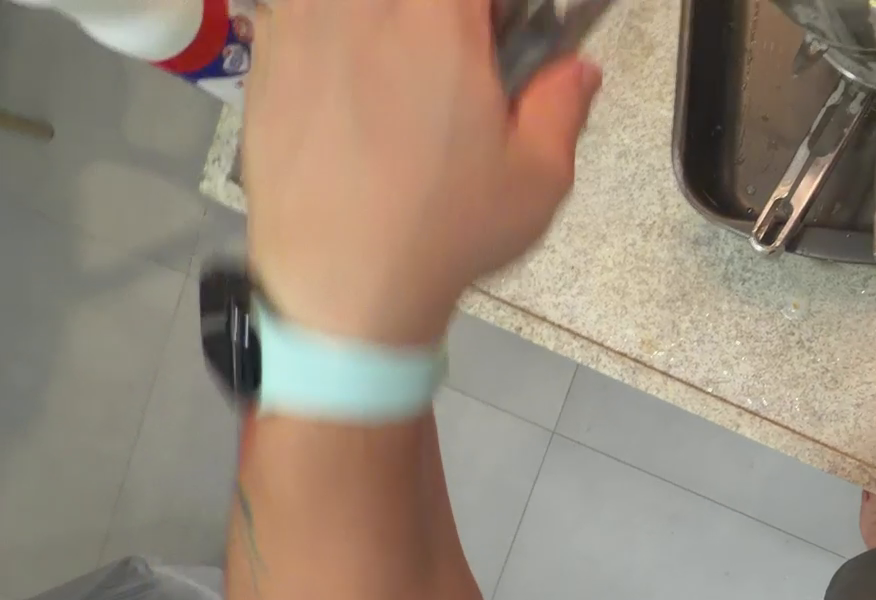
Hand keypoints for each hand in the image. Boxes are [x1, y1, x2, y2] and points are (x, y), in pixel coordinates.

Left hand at [242, 0, 601, 345]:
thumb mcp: (540, 176)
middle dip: (448, 22)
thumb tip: (580, 68)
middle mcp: (363, 2)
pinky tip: (366, 99)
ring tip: (414, 91)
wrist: (345, 269)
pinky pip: (312, 12)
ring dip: (395, 31)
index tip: (508, 39)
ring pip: (364, 6)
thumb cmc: (454, 225)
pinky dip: (346, 37)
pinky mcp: (268, 49)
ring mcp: (302, 16)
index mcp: (439, 23)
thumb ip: (563, 106)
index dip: (497, 11)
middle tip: (468, 68)